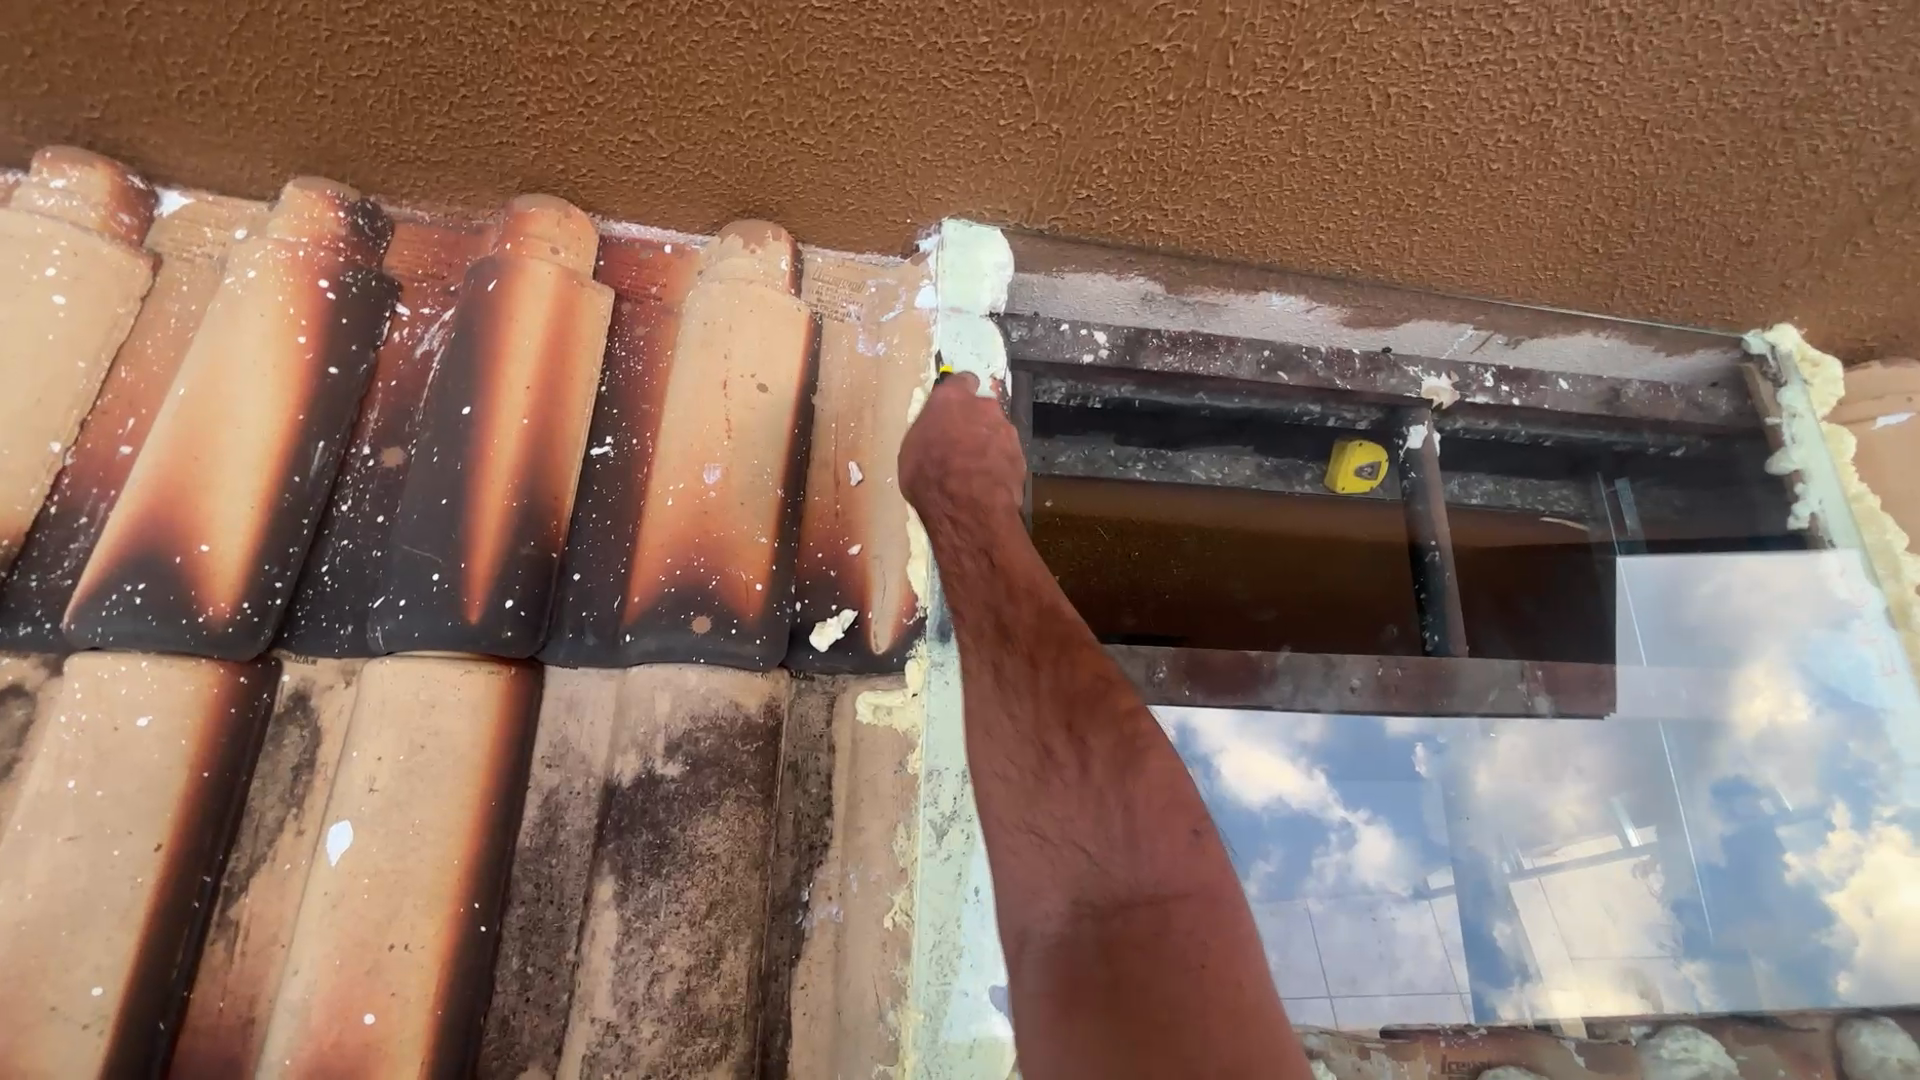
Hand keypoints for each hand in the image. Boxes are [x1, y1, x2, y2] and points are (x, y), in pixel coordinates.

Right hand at [899, 370, 1026, 527]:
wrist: (967, 506)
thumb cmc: (928, 475)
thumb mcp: (911, 451)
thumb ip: (928, 431)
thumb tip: (934, 432)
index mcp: (951, 399)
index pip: (961, 381)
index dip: (959, 392)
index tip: (955, 405)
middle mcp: (983, 407)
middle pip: (982, 408)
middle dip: (975, 422)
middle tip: (961, 445)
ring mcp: (1006, 430)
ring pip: (997, 431)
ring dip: (988, 444)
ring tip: (975, 469)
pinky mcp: (1020, 455)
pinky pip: (1007, 455)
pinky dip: (999, 464)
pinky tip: (988, 482)